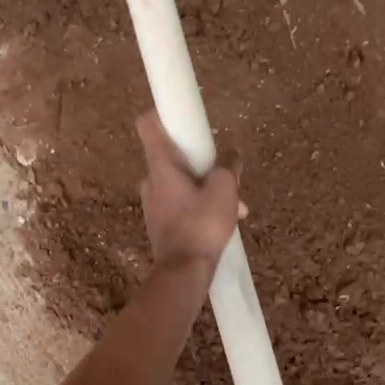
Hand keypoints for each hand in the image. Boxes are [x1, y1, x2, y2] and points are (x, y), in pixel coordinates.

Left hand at [135, 112, 241, 271]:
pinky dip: (200, 206)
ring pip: (181, 183)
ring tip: (236, 206)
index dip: (162, 112)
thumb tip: (231, 155)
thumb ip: (229, 166)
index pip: (148, 125)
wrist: (184, 271)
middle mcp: (150, 181)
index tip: (183, 115)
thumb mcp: (225, 189)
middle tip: (226, 174)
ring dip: (207, 188)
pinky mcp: (160, 224)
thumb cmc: (201, 224)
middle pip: (172, 156)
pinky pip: (181, 204)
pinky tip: (225, 221)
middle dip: (201, 162)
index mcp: (160, 165)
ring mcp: (153, 204)